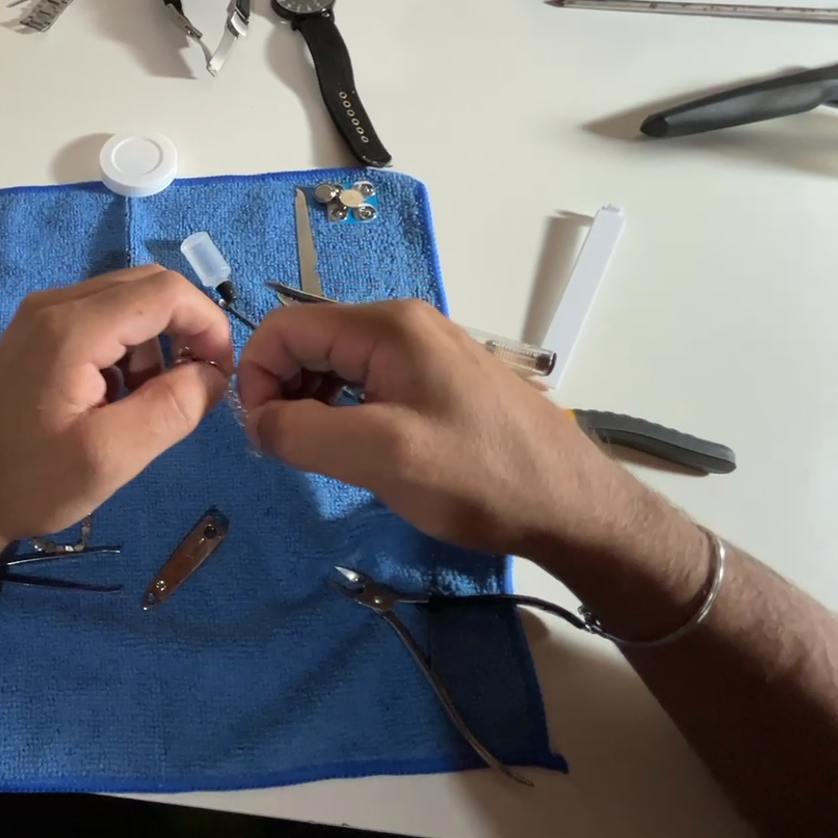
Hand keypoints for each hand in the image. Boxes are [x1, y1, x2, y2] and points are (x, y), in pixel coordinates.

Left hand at [0, 266, 233, 544]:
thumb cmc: (28, 482)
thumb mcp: (111, 456)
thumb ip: (173, 408)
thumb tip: (213, 373)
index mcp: (72, 326)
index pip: (166, 291)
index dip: (207, 324)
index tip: (219, 374)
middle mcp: (53, 305)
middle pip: (145, 288)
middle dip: (182, 332)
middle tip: (188, 390)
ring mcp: (37, 317)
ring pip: (122, 304)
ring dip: (151, 344)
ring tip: (143, 404)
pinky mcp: (32, 336)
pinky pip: (96, 321)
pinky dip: (122, 350)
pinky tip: (111, 399)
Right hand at [237, 300, 633, 556]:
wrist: (580, 513)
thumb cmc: (480, 478)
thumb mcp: (380, 456)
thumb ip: (300, 432)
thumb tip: (256, 421)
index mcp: (385, 326)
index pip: (283, 328)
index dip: (256, 375)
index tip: (262, 431)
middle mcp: (400, 324)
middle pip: (306, 342)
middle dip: (281, 391)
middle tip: (289, 447)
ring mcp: (421, 350)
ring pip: (332, 364)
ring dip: (309, 404)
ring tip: (321, 451)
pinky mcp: (434, 379)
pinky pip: (363, 382)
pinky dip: (340, 411)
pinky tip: (355, 447)